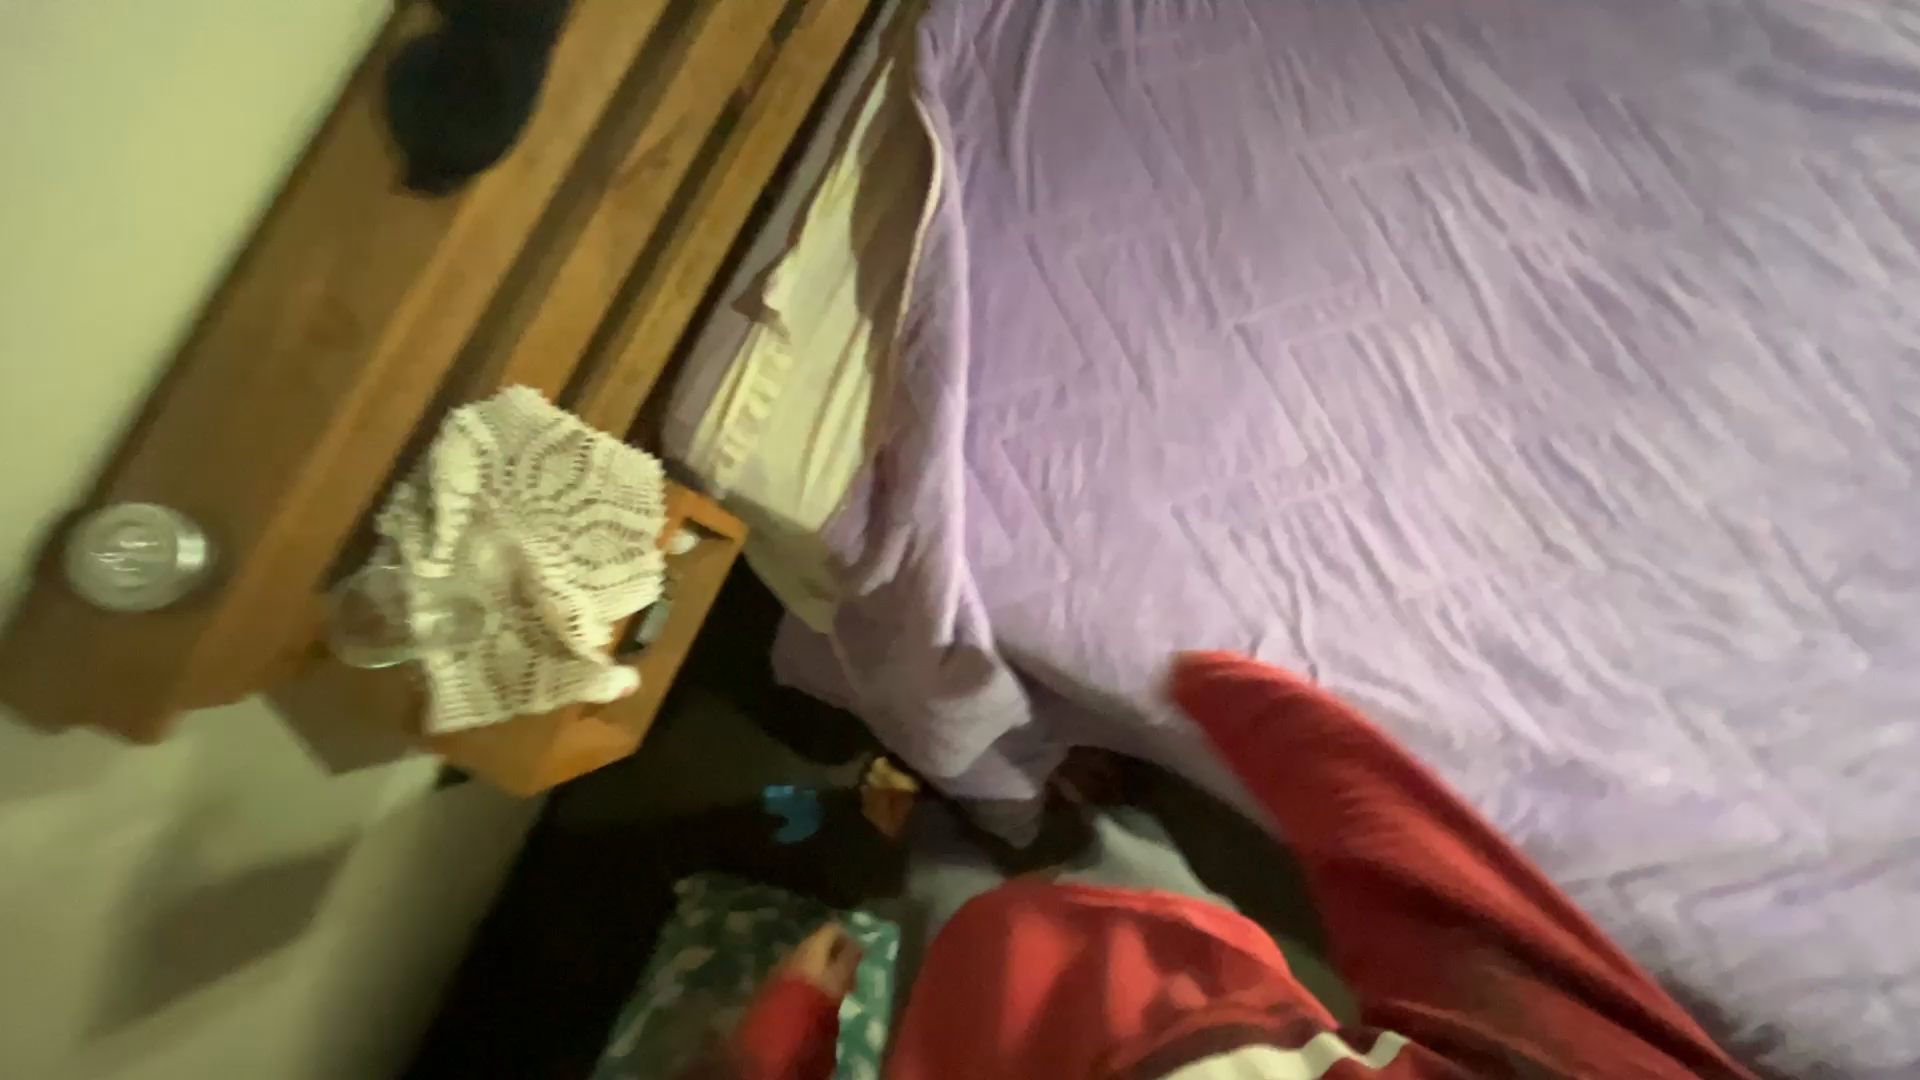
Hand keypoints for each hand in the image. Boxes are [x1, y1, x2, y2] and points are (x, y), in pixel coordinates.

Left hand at [776, 922, 862, 997]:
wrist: (781, 1025)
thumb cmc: (818, 996)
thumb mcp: (841, 977)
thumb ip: (850, 958)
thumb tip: (857, 946)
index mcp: (814, 943)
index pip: (834, 930)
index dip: (848, 940)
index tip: (857, 958)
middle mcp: (797, 948)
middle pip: (819, 945)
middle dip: (834, 958)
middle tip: (848, 979)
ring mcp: (783, 965)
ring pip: (807, 961)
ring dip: (821, 971)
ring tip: (831, 993)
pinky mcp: (774, 984)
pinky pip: (797, 975)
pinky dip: (808, 981)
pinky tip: (813, 999)